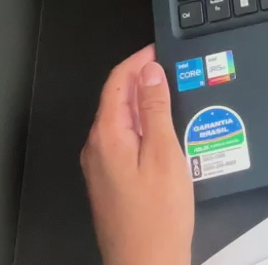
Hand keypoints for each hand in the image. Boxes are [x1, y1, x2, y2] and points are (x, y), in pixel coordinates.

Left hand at [81, 45, 193, 264]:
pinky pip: (122, 139)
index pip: (117, 81)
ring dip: (142, 102)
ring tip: (172, 96)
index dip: (138, 60)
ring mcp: (100, 167)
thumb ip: (155, 108)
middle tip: (171, 70)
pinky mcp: (109, 182)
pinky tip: (162, 131)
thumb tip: (150, 72)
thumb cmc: (157, 217)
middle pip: (116, 98)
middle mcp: (96, 148)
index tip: (158, 50)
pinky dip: (141, 125)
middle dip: (142, 79)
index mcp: (106, 136)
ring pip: (120, 119)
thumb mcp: (164, 152)